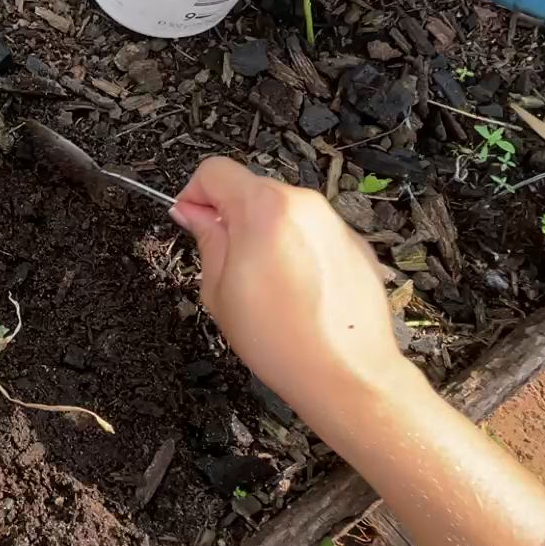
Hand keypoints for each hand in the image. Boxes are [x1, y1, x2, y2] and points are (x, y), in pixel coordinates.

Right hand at [168, 157, 414, 406]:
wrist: (346, 374)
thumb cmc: (278, 338)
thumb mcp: (218, 289)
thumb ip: (206, 238)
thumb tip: (192, 213)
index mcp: (264, 208)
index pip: (215, 171)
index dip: (194, 194)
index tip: (191, 221)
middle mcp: (303, 204)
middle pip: (249, 187)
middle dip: (229, 215)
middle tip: (223, 260)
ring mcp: (332, 222)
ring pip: (280, 209)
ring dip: (261, 231)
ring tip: (261, 282)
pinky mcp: (353, 242)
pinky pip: (308, 230)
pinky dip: (292, 247)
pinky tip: (293, 289)